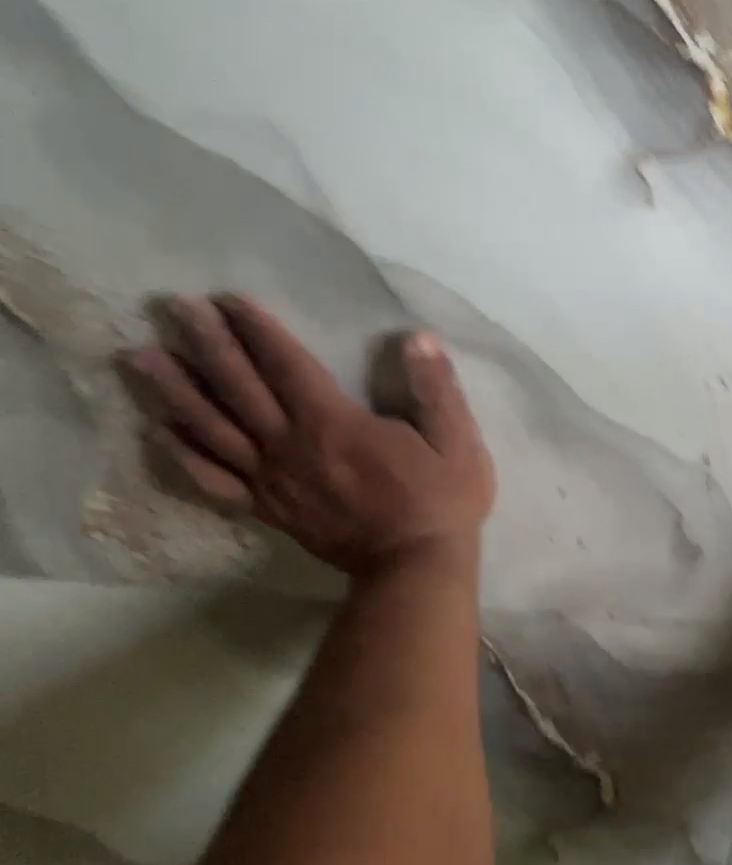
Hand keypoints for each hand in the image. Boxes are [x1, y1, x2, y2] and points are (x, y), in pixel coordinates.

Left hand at [120, 295, 495, 578]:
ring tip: (141, 357)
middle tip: (174, 308)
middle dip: (209, 345)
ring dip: (175, 391)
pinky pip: (213, 479)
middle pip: (240, 389)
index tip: (230, 299)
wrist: (415, 564)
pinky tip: (160, 433)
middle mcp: (291, 446)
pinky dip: (182, 454)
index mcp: (336, 424)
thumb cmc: (442, 499)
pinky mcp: (269, 509)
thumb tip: (420, 339)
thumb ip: (437, 389)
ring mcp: (273, 480)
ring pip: (211, 429)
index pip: (289, 366)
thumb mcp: (458, 441)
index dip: (260, 331)